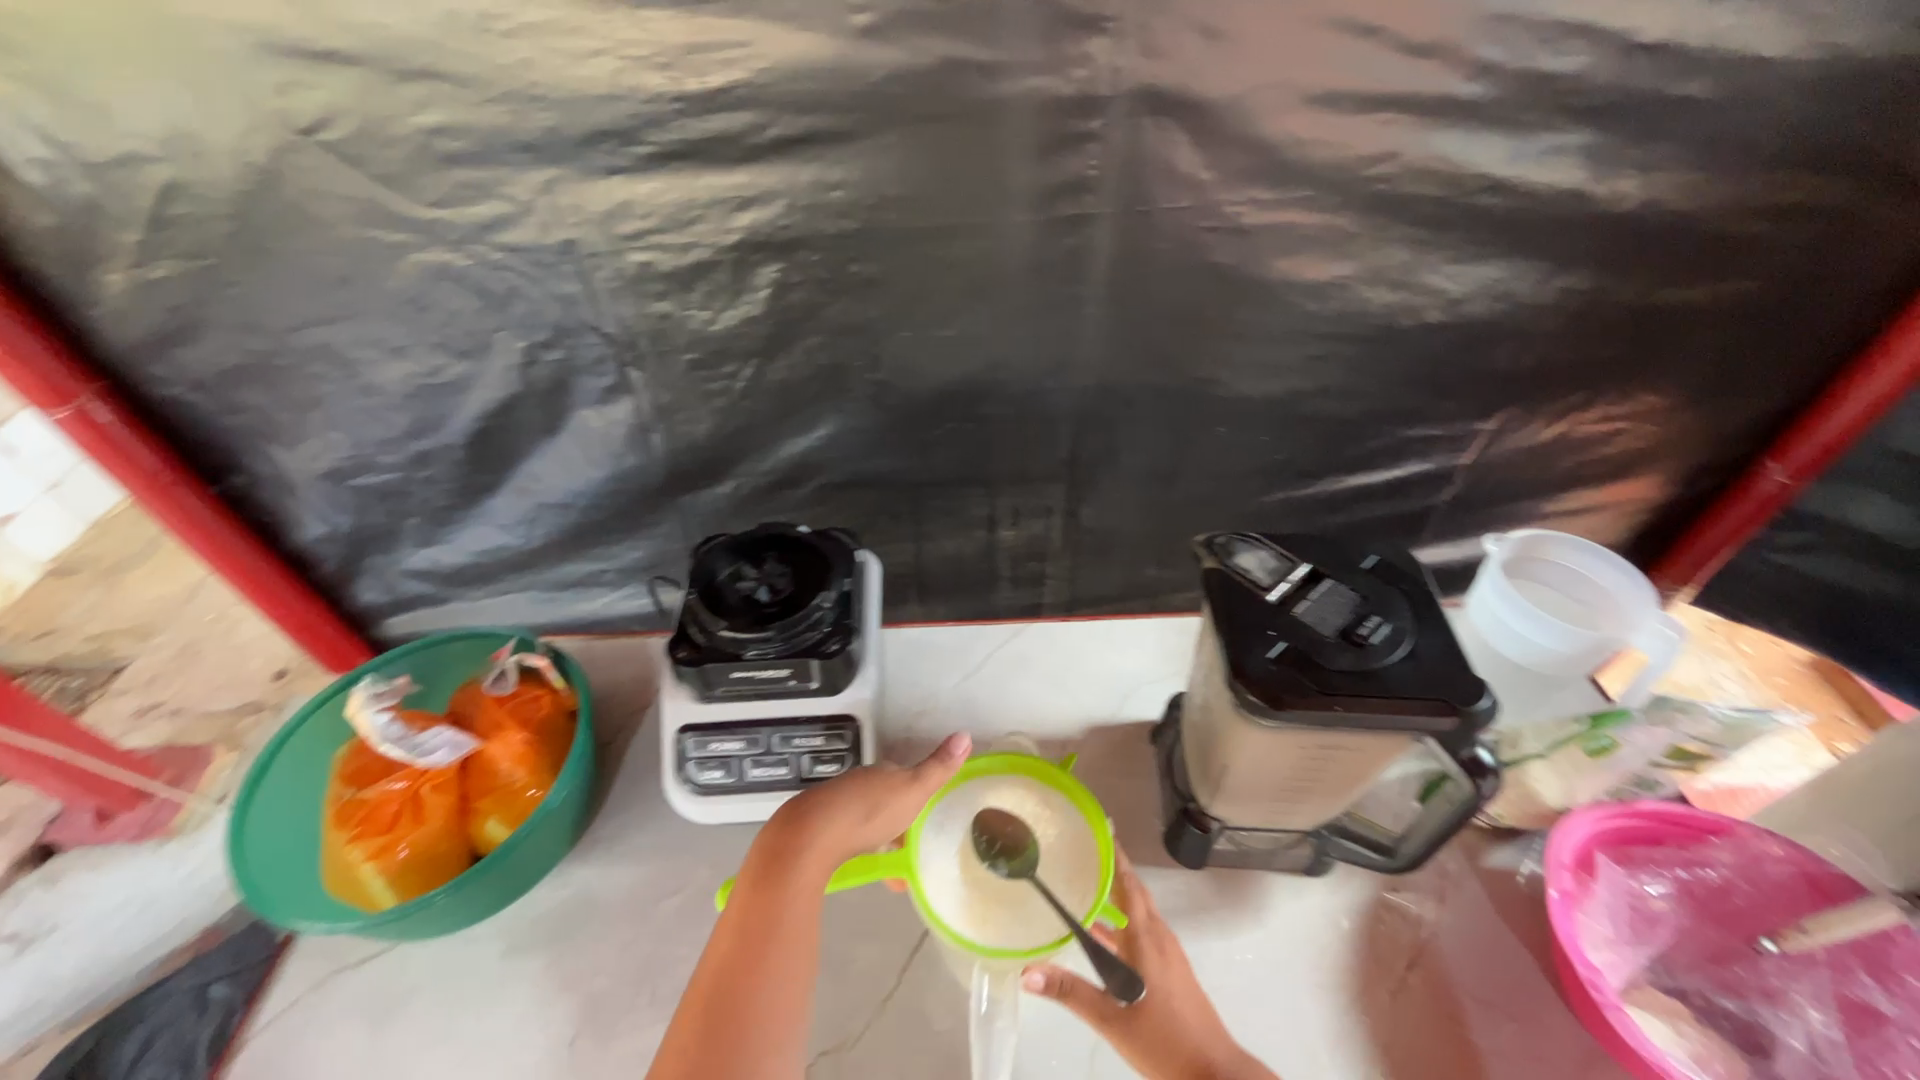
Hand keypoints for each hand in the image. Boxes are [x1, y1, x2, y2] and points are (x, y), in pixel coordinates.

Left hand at [760, 732, 970, 870]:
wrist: (810, 836)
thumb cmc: (868, 812)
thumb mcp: (913, 790)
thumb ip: (938, 768)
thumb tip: (964, 734)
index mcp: (880, 774)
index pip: (901, 778)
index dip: (916, 794)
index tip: (928, 815)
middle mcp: (856, 785)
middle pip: (883, 802)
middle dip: (898, 823)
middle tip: (914, 849)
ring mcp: (835, 808)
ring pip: (865, 824)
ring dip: (880, 843)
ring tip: (895, 873)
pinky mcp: (819, 833)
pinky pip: (848, 843)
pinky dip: (862, 856)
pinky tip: (868, 874)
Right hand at [1021, 850, 1277, 1079]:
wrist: (1214, 1072)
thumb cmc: (1164, 1040)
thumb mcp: (1112, 1019)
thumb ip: (1070, 992)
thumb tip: (1027, 971)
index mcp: (1146, 941)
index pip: (1129, 887)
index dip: (1116, 858)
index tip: (1101, 830)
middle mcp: (1159, 940)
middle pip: (1135, 895)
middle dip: (1112, 872)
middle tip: (1083, 852)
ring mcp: (1168, 956)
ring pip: (1139, 916)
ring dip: (1116, 898)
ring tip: (1085, 886)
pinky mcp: (1171, 972)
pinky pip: (1143, 934)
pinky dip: (1122, 924)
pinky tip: (1101, 937)